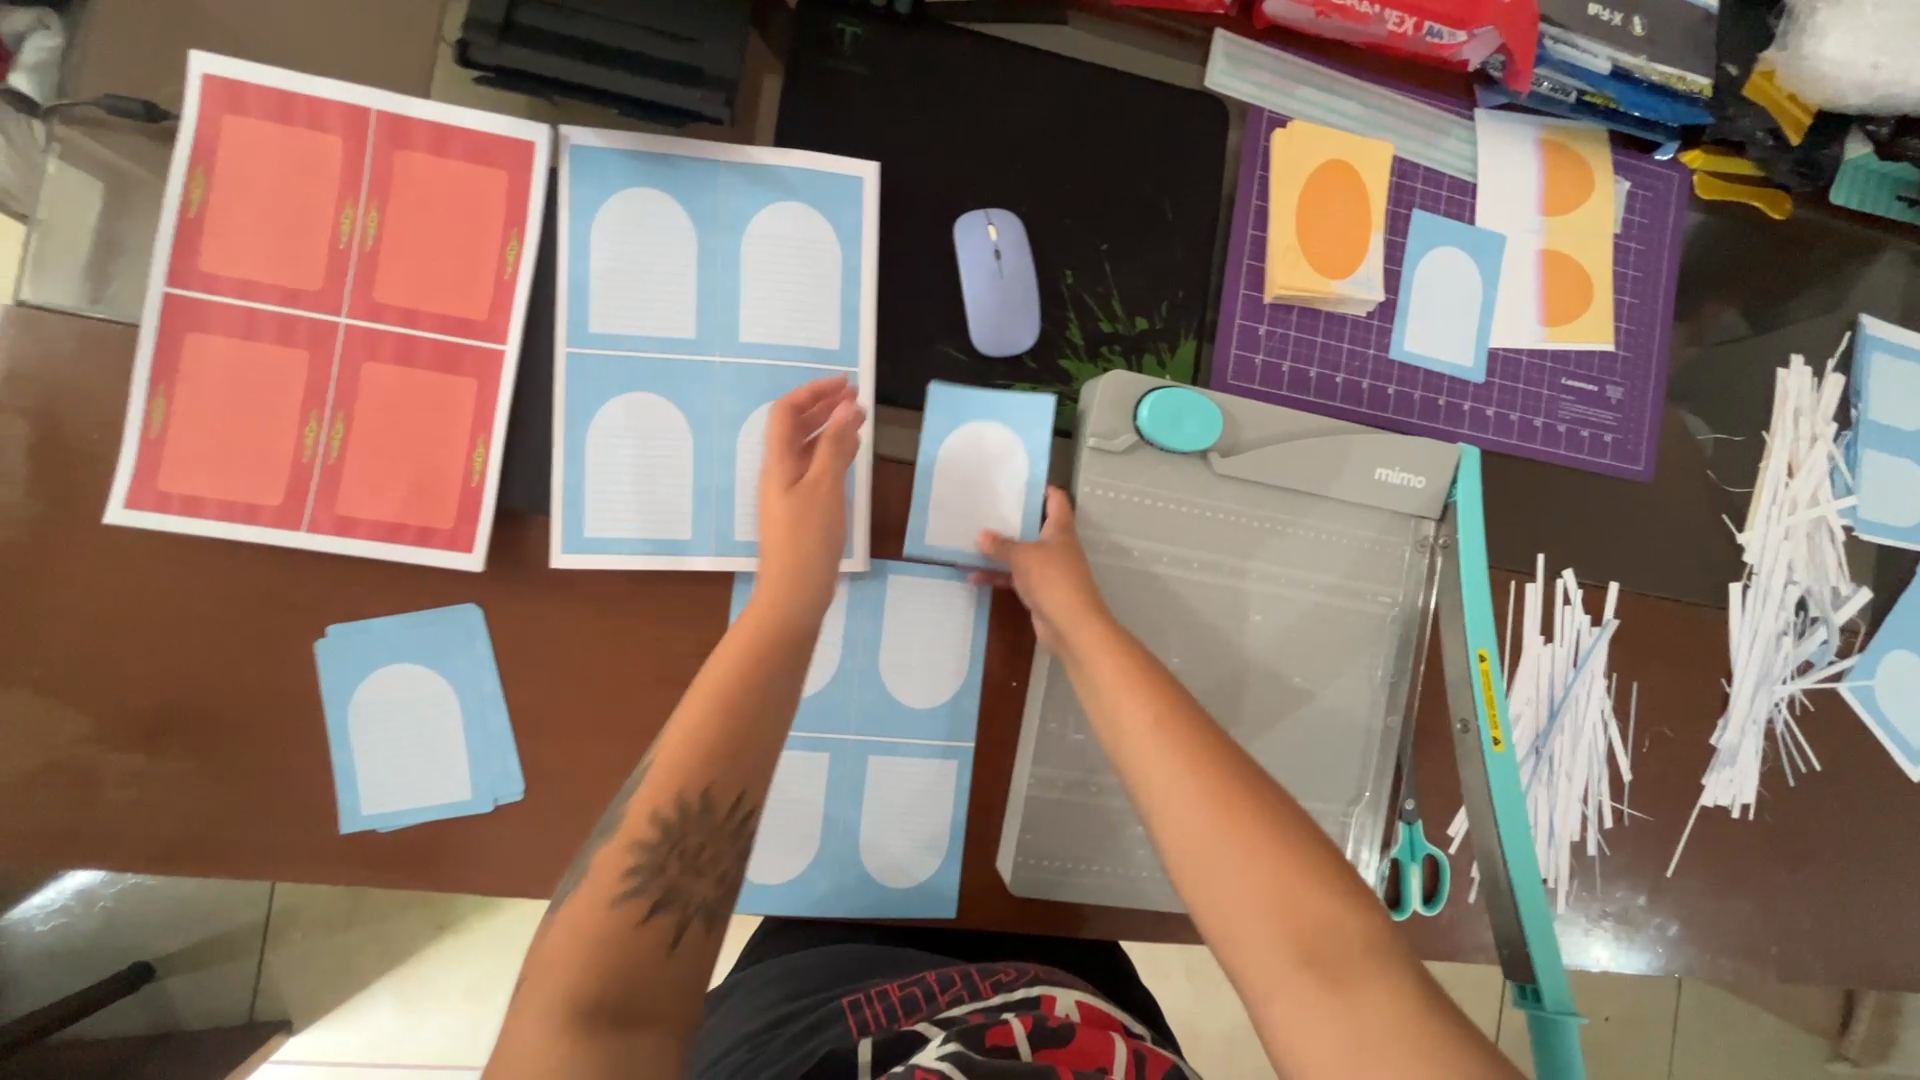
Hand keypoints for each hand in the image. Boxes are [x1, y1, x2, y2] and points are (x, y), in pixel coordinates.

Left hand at [754, 377, 864, 619]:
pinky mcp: (803, 510)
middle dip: (824, 408)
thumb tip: (845, 407)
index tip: (846, 385)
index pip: (787, 412)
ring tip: (859, 420)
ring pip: (808, 449)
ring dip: (831, 429)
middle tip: (857, 398)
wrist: (794, 593)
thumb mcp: (824, 488)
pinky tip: (851, 454)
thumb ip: (833, 446)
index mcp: (778, 462)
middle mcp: (780, 472)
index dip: (813, 392)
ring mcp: (791, 492)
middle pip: (796, 427)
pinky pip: (817, 470)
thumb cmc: (807, 540)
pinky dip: (834, 455)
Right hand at [973, 487, 1113, 653]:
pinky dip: (998, 577)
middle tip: (987, 510)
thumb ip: (1001, 545)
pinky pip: (1015, 578)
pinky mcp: (1040, 591)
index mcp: (1060, 530)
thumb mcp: (1023, 557)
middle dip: (1012, 521)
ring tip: (972, 543)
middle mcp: (1057, 546)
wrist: (1071, 624)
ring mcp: (1048, 570)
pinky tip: (974, 577)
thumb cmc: (1052, 579)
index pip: (1056, 500)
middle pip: (1034, 527)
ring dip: (1000, 552)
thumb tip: (981, 535)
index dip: (1043, 489)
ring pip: (1021, 555)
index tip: (1020, 483)